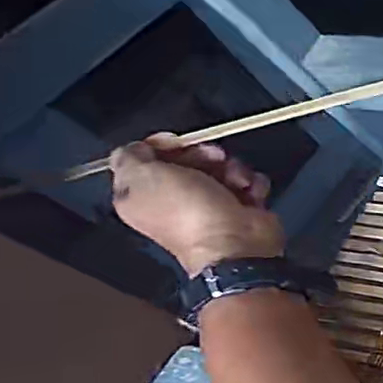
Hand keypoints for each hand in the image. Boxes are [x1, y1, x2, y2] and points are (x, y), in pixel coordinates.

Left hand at [109, 133, 284, 273]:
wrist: (236, 241)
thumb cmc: (187, 209)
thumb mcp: (144, 176)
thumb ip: (130, 156)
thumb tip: (138, 149)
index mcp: (141, 194)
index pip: (146, 158)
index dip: (161, 145)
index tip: (177, 140)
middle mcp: (173, 198)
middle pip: (187, 161)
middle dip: (203, 155)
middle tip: (215, 157)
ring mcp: (210, 203)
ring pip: (222, 169)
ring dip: (234, 170)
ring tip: (238, 182)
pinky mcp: (242, 207)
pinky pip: (248, 183)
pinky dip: (253, 184)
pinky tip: (251, 193)